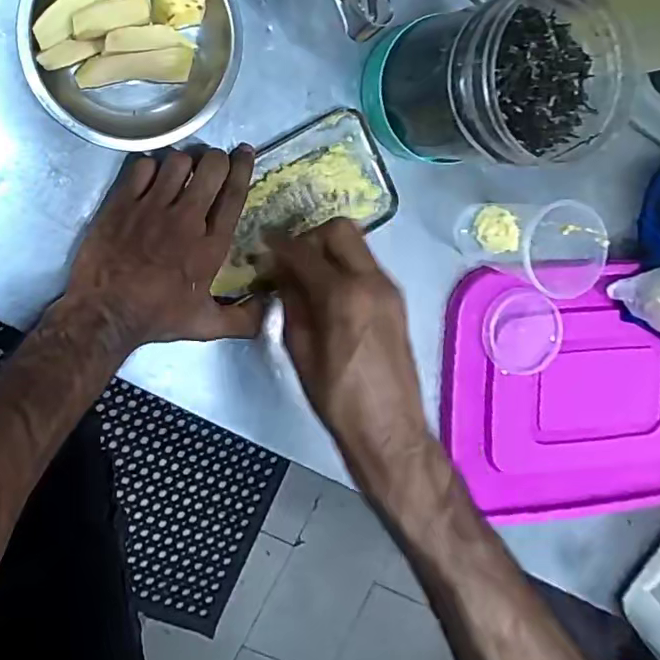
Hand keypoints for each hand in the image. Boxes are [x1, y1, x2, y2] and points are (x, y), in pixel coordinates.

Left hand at [63, 147, 264, 350]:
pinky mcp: (123, 202)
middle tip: (210, 164)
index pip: (234, 193)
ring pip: (178, 161)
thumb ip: (244, 320)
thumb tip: (272, 312)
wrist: (104, 313)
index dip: (242, 167)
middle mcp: (187, 218)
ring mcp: (153, 207)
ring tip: (179, 172)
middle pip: (211, 167)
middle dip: (215, 159)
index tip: (244, 151)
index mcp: (211, 245)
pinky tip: (149, 179)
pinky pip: (143, 166)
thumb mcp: (206, 325)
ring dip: (183, 162)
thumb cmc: (156, 317)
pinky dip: (150, 168)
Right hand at [267, 220, 429, 477]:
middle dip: (309, 236)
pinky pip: (366, 264)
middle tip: (290, 259)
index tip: (262, 245)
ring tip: (307, 276)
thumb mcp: (300, 350)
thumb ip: (291, 302)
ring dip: (329, 249)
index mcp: (342, 295)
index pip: (303, 251)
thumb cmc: (337, 398)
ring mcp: (389, 288)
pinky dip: (344, 265)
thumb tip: (280, 273)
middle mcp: (371, 280)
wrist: (390, 430)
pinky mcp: (397, 300)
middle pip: (339, 230)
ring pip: (356, 244)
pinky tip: (328, 291)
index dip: (278, 244)